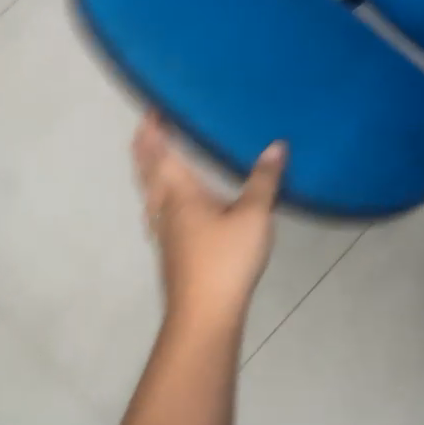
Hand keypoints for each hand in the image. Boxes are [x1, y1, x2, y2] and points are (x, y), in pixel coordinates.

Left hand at [133, 113, 284, 330]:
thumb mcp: (255, 214)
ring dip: (151, 173)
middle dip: (147, 150)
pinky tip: (175, 205)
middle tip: (150, 128)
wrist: (204, 313)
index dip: (153, 133)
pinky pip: (160, 210)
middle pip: (148, 174)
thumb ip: (264, 179)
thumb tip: (277, 145)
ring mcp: (165, 233)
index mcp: (180, 194)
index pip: (160, 156)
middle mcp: (165, 209)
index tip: (152, 111)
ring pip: (151, 195)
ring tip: (159, 160)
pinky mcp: (173, 250)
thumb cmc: (226, 258)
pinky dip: (162, 194)